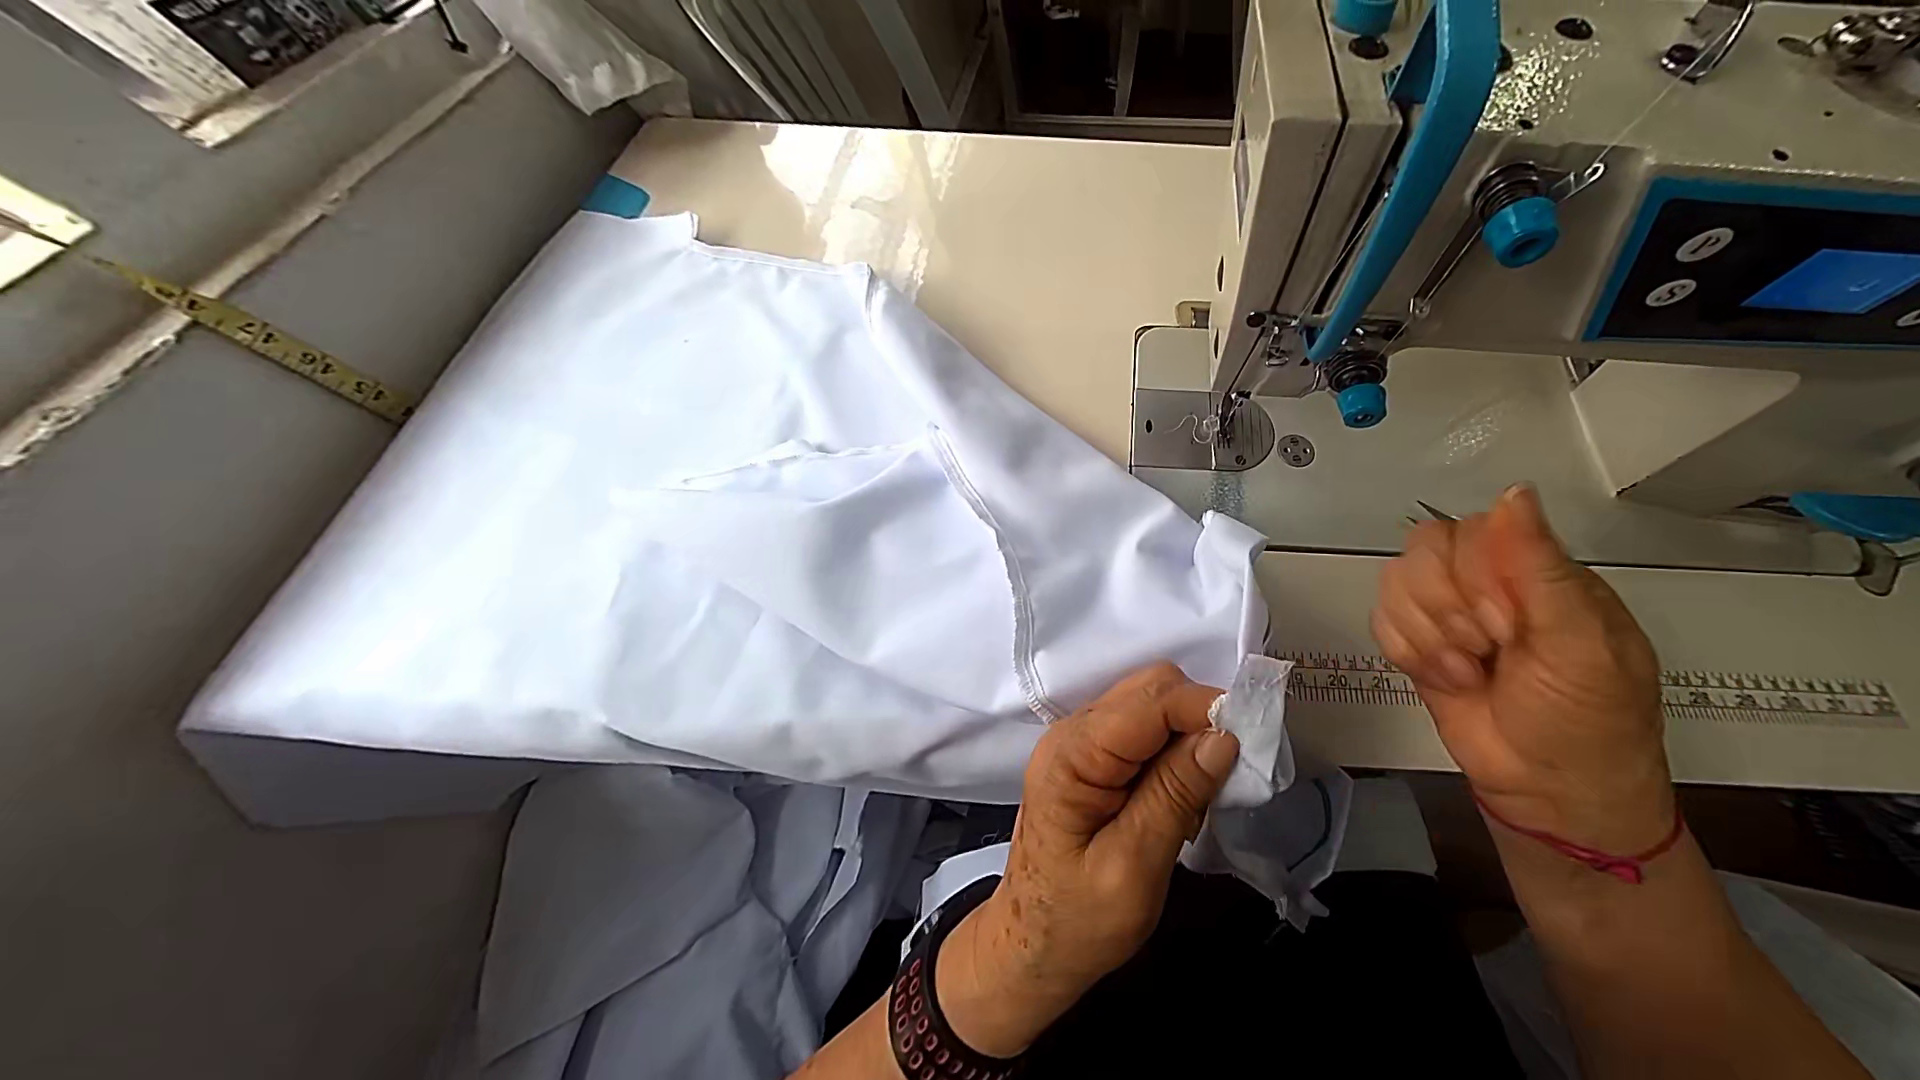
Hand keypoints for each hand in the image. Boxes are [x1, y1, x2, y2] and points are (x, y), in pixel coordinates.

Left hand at [936, 663, 1238, 1056]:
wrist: (1031, 945)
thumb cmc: (1076, 921)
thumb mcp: (1133, 867)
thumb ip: (1174, 796)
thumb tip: (1223, 736)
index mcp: (1072, 755)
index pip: (1149, 700)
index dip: (1205, 708)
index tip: (1254, 739)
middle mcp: (1071, 733)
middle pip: (1150, 690)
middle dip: (1200, 717)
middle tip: (1232, 773)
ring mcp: (1079, 743)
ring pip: (1150, 704)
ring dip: (1189, 734)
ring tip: (1205, 791)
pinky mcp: (1091, 759)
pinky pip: (1143, 730)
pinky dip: (1174, 749)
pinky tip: (1182, 793)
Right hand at [1370, 484, 1673, 852]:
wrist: (1549, 789)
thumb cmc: (1586, 718)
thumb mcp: (1581, 645)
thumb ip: (1542, 569)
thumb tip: (1513, 493)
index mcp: (1537, 571)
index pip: (1470, 532)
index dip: (1473, 577)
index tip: (1507, 627)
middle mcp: (1486, 582)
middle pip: (1422, 551)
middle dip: (1445, 610)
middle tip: (1486, 649)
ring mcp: (1445, 611)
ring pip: (1394, 584)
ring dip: (1426, 636)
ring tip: (1466, 670)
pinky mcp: (1415, 641)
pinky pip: (1379, 620)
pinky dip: (1407, 652)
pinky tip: (1444, 677)